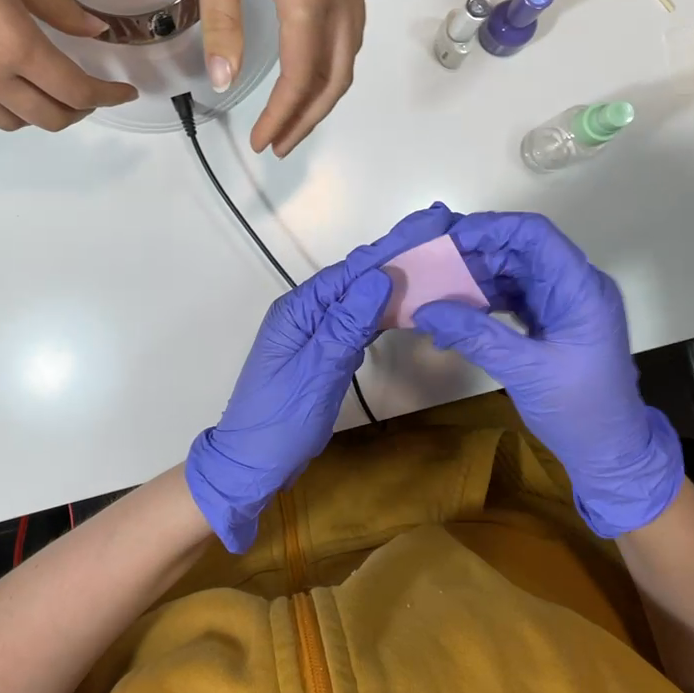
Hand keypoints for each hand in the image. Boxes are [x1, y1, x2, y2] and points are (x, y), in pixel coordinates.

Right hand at [0, 0, 137, 130]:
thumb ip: (58, 7)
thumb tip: (96, 31)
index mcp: (15, 48)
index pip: (76, 91)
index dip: (108, 97)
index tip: (124, 92)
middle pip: (49, 117)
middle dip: (80, 110)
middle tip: (90, 94)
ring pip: (11, 124)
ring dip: (40, 115)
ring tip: (47, 92)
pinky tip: (0, 101)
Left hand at [187, 203, 457, 550]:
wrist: (252, 464)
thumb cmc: (280, 420)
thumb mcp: (316, 371)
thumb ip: (346, 325)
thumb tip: (380, 277)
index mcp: (299, 310)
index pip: (351, 272)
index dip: (390, 250)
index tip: (430, 228)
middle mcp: (306, 314)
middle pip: (356, 280)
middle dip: (396, 260)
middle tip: (441, 238)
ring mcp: (314, 334)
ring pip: (359, 301)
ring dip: (394, 286)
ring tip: (434, 267)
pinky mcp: (324, 354)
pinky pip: (357, 325)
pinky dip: (383, 316)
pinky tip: (407, 310)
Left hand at [193, 0, 368, 156]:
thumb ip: (221, 19)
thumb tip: (224, 81)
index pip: (302, 77)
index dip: (283, 117)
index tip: (260, 143)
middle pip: (337, 75)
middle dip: (309, 117)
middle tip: (281, 143)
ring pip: (351, 51)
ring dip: (325, 91)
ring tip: (295, 114)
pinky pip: (354, 23)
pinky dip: (336, 58)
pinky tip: (314, 60)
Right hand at [412, 212, 682, 537]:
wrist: (610, 453)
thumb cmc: (580, 410)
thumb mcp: (525, 372)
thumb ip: (476, 336)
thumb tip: (424, 309)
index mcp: (581, 289)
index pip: (535, 235)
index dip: (491, 229)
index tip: (450, 241)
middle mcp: (573, 286)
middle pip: (520, 249)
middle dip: (475, 253)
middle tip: (432, 265)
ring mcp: (562, 303)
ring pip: (513, 271)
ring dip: (475, 277)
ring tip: (436, 288)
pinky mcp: (550, 321)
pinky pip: (513, 295)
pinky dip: (483, 300)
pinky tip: (454, 311)